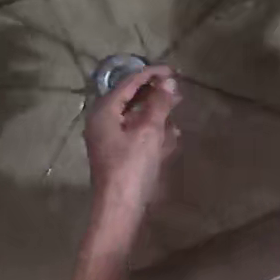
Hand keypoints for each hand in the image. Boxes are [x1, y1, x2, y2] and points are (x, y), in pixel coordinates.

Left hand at [84, 64, 179, 242]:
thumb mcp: (148, 132)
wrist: (120, 208)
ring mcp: (109, 140)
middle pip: (130, 99)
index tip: (172, 70)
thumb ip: (159, 104)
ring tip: (176, 108)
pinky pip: (136, 135)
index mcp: (104, 112)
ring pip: (134, 117)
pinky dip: (152, 131)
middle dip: (154, 94)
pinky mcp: (118, 155)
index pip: (128, 83)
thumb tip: (169, 82)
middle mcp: (102, 122)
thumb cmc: (132, 167)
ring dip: (155, 112)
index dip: (150, 74)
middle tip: (177, 89)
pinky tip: (170, 135)